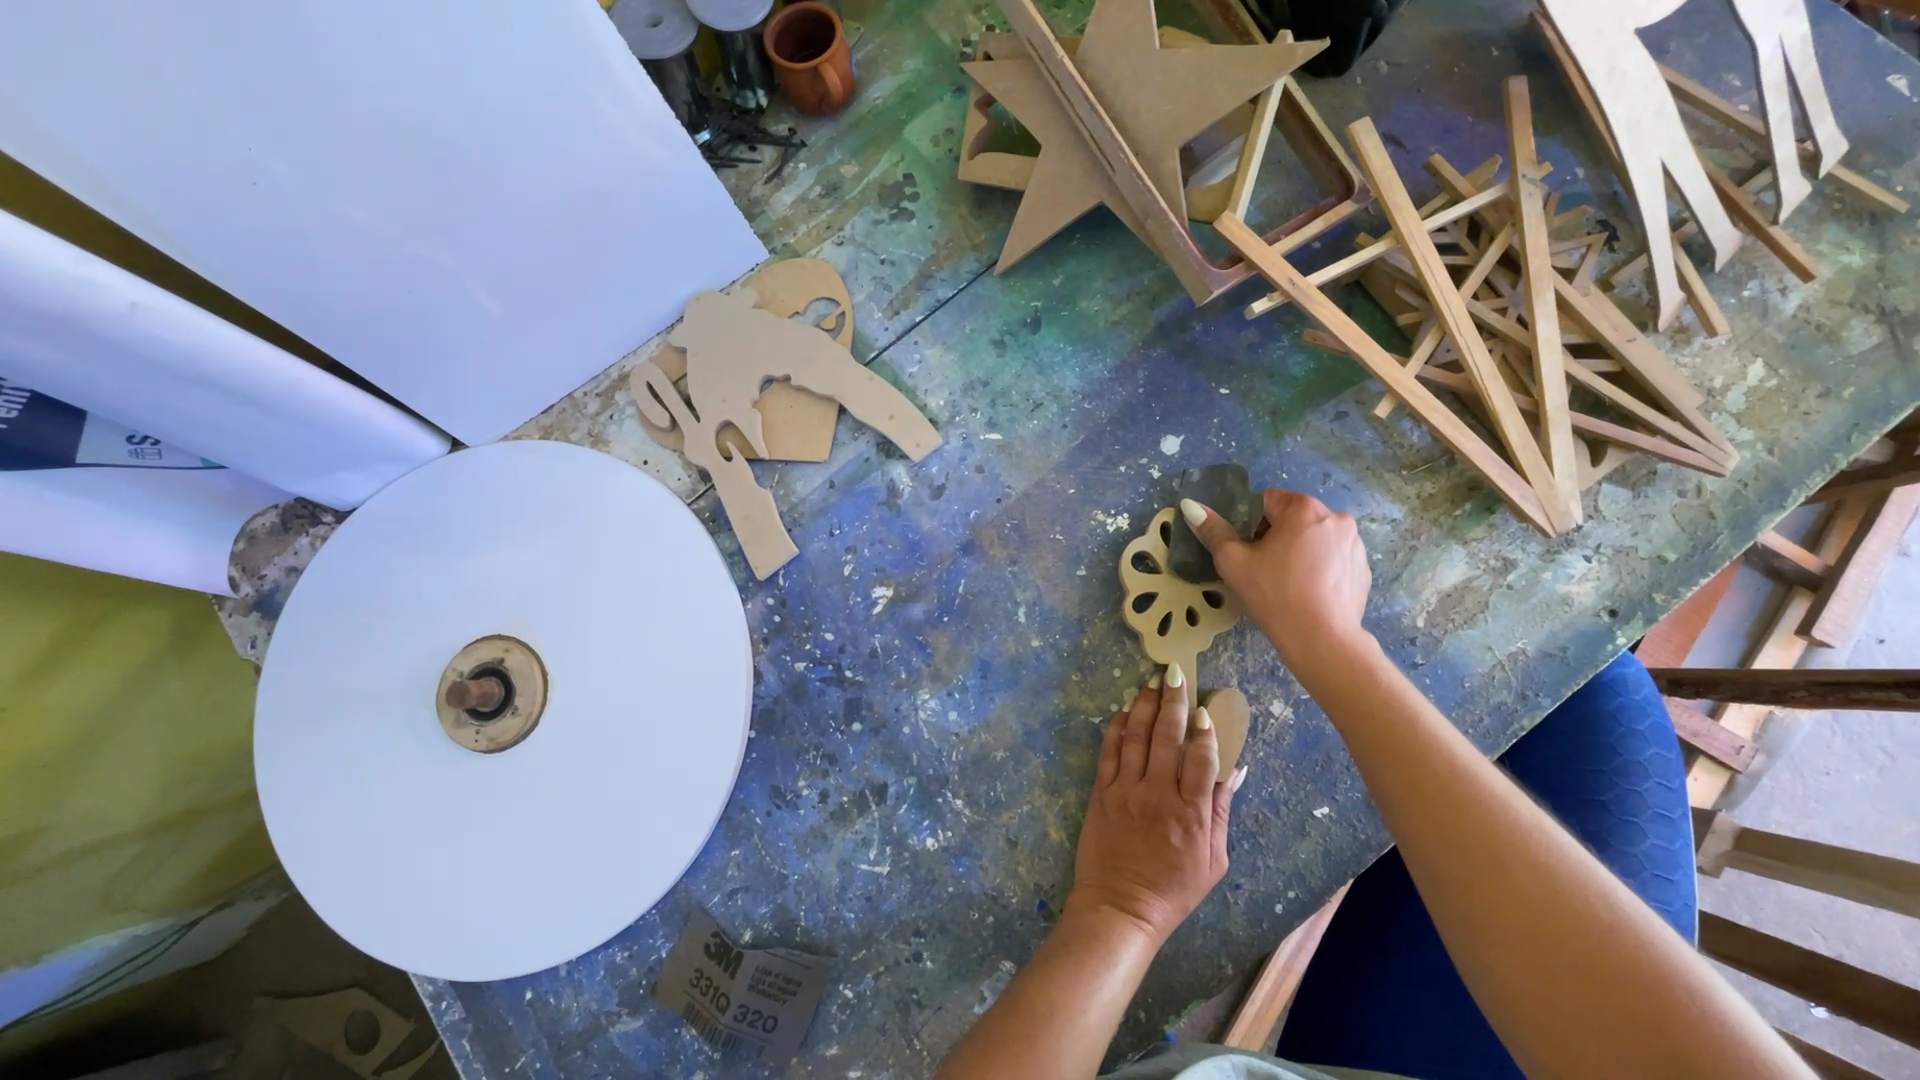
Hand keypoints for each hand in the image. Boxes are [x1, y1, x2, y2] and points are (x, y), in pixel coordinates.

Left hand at [1067, 665, 1239, 943]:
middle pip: (1166, 738)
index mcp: (1191, 813)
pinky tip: (1121, 710)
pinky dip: (1115, 728)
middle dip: (1172, 701)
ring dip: (1143, 706)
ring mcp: (1126, 791)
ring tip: (1150, 683)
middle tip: (1174, 673)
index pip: (1201, 760)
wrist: (1120, 907)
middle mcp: (1158, 795)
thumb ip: (1221, 812)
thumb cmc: (1173, 889)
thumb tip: (1236, 772)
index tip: (1206, 709)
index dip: (1205, 731)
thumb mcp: (1214, 860)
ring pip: (1135, 737)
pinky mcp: (1101, 794)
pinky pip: (1108, 753)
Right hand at [1181, 490, 1371, 669]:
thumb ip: (1213, 531)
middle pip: (1293, 519)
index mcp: (1304, 508)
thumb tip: (1191, 506)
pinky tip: (1309, 594)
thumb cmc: (1275, 595)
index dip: (1249, 524)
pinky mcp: (1363, 569)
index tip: (1247, 552)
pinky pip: (1333, 559)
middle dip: (1276, 538)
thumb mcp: (1234, 562)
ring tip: (1287, 584)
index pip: (1266, 500)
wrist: (1322, 640)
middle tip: (1263, 570)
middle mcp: (1335, 518)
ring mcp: (1355, 544)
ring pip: (1314, 539)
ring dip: (1299, 552)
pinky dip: (1320, 569)